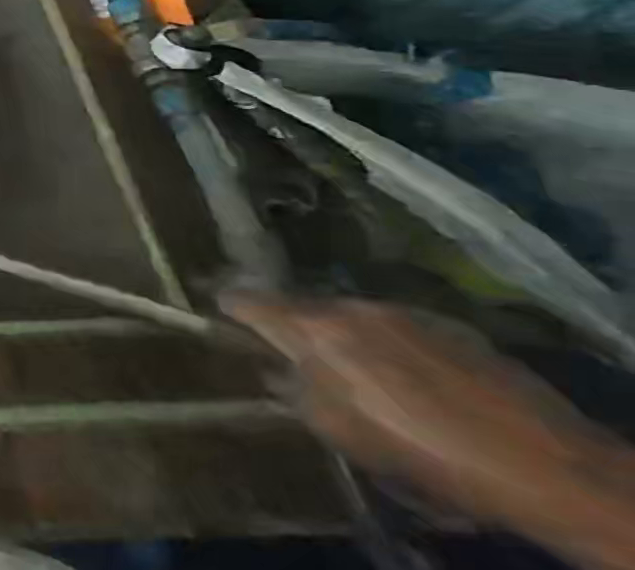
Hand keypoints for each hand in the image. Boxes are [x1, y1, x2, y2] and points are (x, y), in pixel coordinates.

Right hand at [222, 290, 622, 529]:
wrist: (552, 467)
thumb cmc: (424, 453)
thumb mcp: (338, 431)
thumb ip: (293, 391)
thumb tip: (272, 371)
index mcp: (312, 330)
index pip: (245, 299)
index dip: (226, 304)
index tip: (214, 308)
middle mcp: (350, 308)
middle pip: (301, 307)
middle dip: (291, 326)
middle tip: (291, 354)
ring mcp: (403, 312)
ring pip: (349, 316)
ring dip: (343, 336)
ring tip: (357, 371)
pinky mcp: (450, 326)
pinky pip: (396, 327)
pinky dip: (388, 345)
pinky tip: (411, 380)